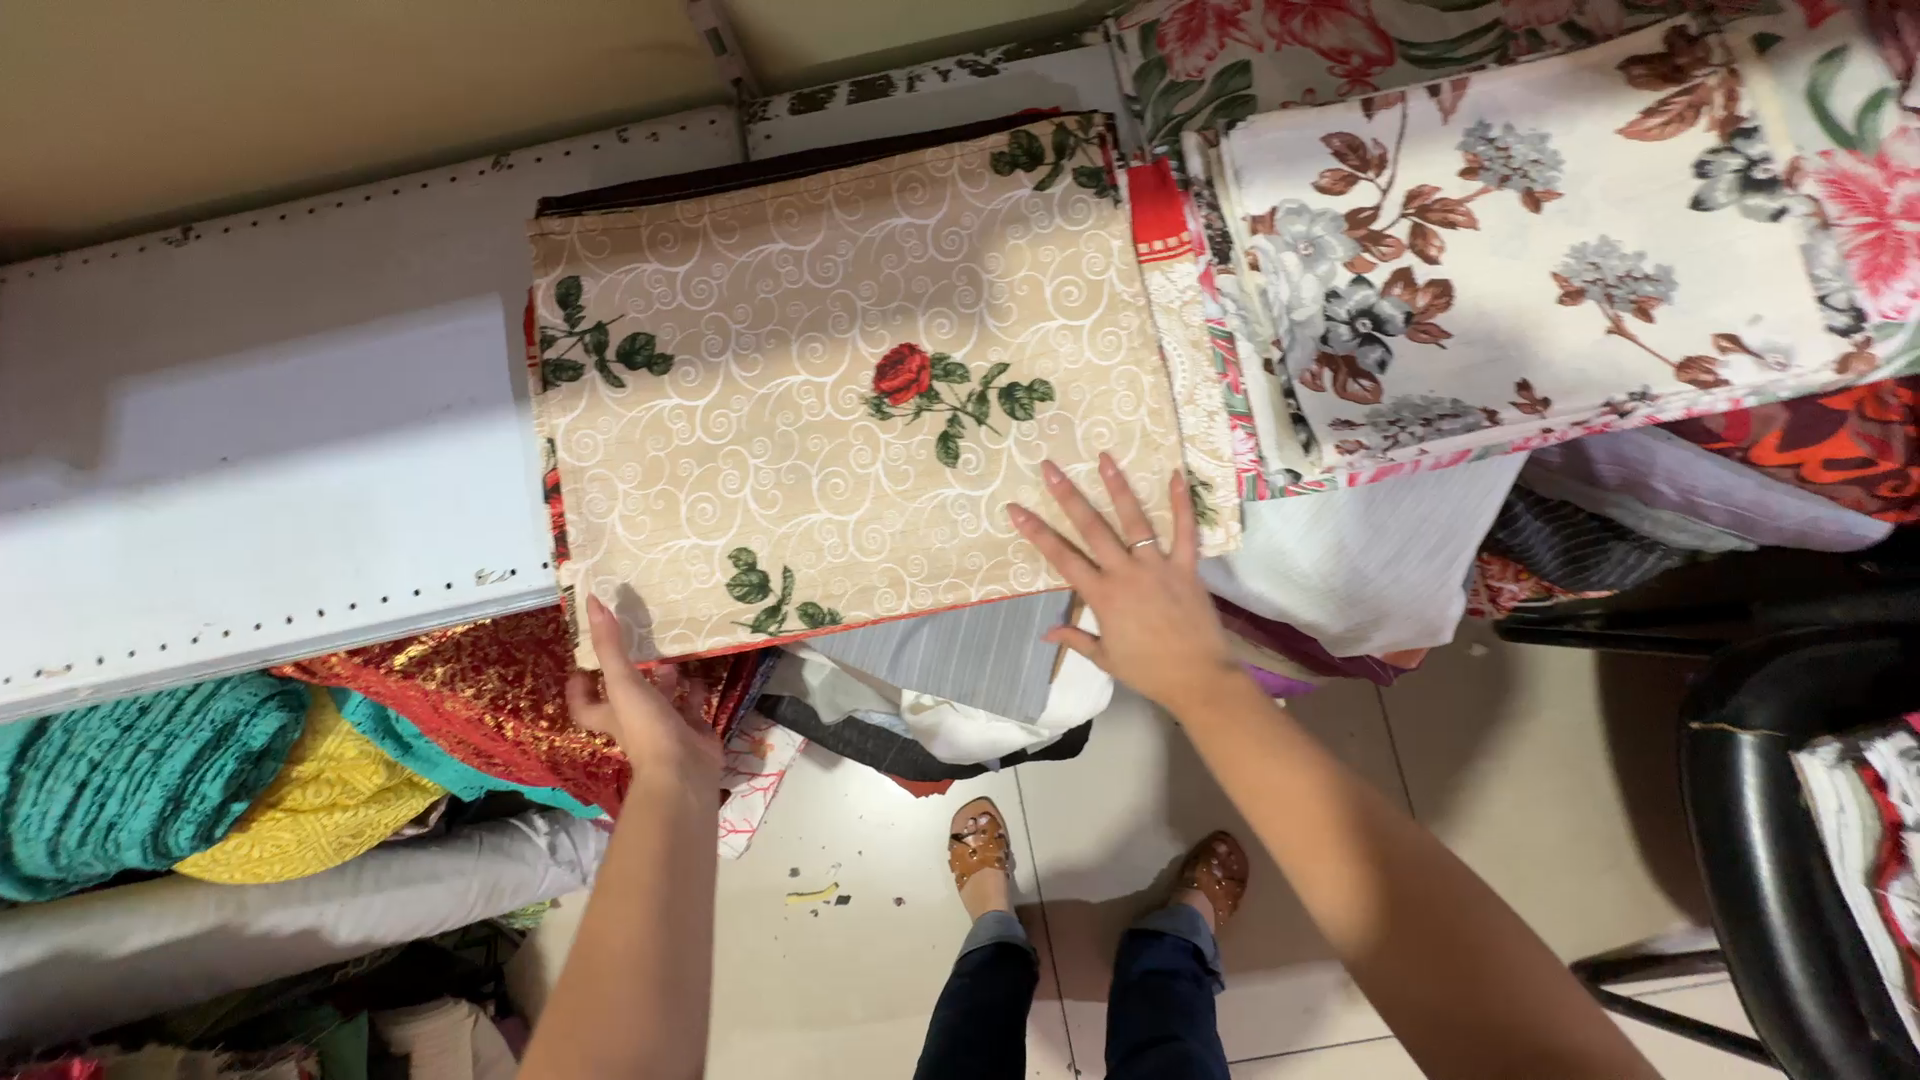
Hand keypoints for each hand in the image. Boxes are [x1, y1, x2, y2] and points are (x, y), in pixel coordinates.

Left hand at [567, 595, 722, 791]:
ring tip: (673, 659)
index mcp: (612, 715)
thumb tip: (592, 601)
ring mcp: (666, 729)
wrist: (683, 770)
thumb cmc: (646, 727)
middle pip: (627, 699)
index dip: (579, 688)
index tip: (582, 667)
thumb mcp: (623, 682)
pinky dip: (696, 694)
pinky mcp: (693, 733)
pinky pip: (693, 709)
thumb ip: (610, 645)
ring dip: (666, 682)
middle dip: (633, 677)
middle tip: (640, 649)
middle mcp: (635, 723)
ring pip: (663, 702)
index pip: (584, 704)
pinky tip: (701, 677)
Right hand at [1007, 453, 1245, 716]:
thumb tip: (1048, 632)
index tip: (1016, 509)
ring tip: (1104, 458)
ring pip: (1134, 521)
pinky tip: (1176, 476)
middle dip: (1068, 497)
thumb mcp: (1106, 658)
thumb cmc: (1148, 671)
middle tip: (1050, 468)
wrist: (1198, 679)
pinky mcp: (1187, 568)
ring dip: (1118, 488)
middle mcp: (1125, 574)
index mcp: (1102, 596)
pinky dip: (1181, 504)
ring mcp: (1157, 567)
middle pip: (1091, 529)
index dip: (1036, 532)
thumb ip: (1077, 638)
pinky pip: (1185, 532)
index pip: (1062, 558)